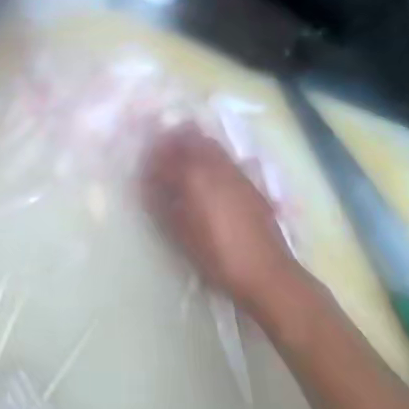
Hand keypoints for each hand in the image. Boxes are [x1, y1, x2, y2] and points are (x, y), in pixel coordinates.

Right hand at [142, 126, 301, 310]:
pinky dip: (208, 153)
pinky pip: (222, 154)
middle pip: (187, 137)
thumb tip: (148, 184)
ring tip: (180, 160)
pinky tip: (205, 172)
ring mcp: (233, 169)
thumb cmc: (218, 257)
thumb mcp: (181, 234)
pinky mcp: (247, 179)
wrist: (266, 271)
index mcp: (193, 175)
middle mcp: (213, 164)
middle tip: (158, 154)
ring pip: (207, 142)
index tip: (142, 167)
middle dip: (170, 141)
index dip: (150, 160)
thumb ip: (162, 204)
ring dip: (190, 143)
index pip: (164, 156)